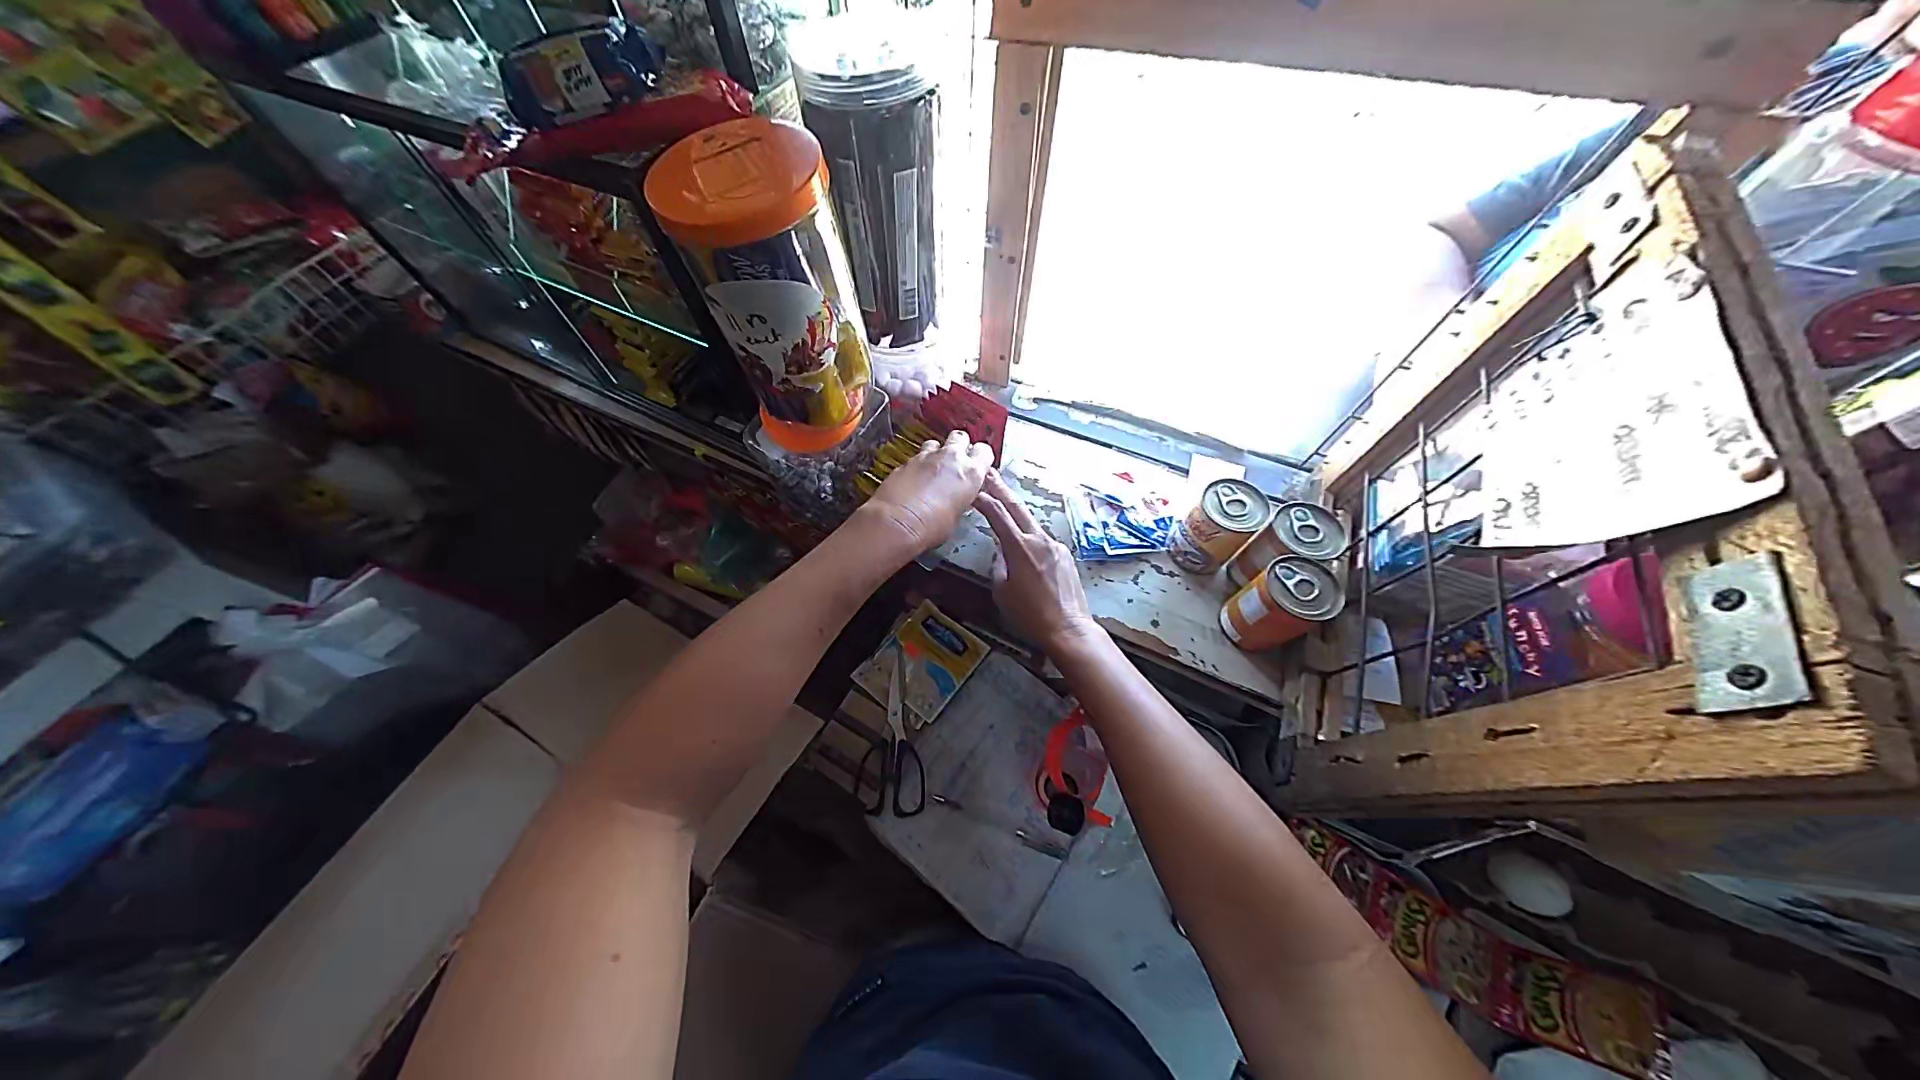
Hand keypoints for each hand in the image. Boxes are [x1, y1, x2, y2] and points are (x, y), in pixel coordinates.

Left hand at [860, 430, 993, 555]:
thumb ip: (960, 498)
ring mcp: (926, 457)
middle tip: (956, 461)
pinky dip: (917, 465)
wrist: (898, 523)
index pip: (984, 452)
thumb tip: (955, 499)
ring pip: (936, 444)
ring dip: (936, 453)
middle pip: (960, 438)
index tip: (977, 464)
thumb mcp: (957, 516)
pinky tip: (914, 480)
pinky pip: (916, 457)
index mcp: (971, 472)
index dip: (980, 457)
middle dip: (959, 446)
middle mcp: (951, 458)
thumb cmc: (931, 526)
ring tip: (933, 469)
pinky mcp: (906, 461)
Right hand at [972, 470, 1101, 653]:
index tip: (972, 489)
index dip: (983, 499)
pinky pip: (1042, 541)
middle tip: (988, 472)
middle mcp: (1040, 541)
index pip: (997, 514)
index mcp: (1021, 548)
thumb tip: (1001, 553)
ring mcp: (1055, 546)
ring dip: (1015, 512)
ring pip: (1031, 523)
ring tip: (1001, 502)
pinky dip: (1029, 537)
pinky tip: (1023, 545)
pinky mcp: (1064, 555)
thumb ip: (999, 565)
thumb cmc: (1031, 616)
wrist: (1069, 629)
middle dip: (1000, 488)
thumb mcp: (1002, 591)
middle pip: (1017, 507)